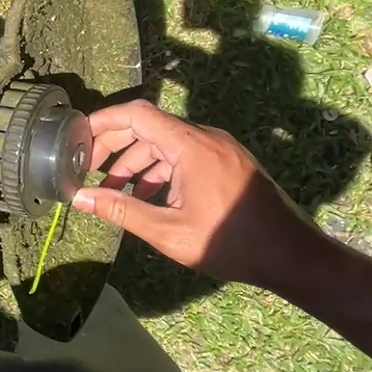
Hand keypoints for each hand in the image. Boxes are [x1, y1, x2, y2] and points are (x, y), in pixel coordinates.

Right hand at [70, 100, 310, 284]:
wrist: (294, 256)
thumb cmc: (229, 243)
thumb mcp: (167, 231)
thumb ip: (120, 210)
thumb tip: (79, 198)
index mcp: (191, 146)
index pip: (137, 114)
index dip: (103, 121)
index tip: (77, 137)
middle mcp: (206, 138)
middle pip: (148, 125)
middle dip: (114, 144)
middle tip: (88, 167)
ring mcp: (219, 149)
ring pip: (165, 141)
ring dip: (135, 160)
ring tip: (114, 190)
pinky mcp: (227, 162)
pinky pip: (183, 153)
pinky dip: (158, 168)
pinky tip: (147, 195)